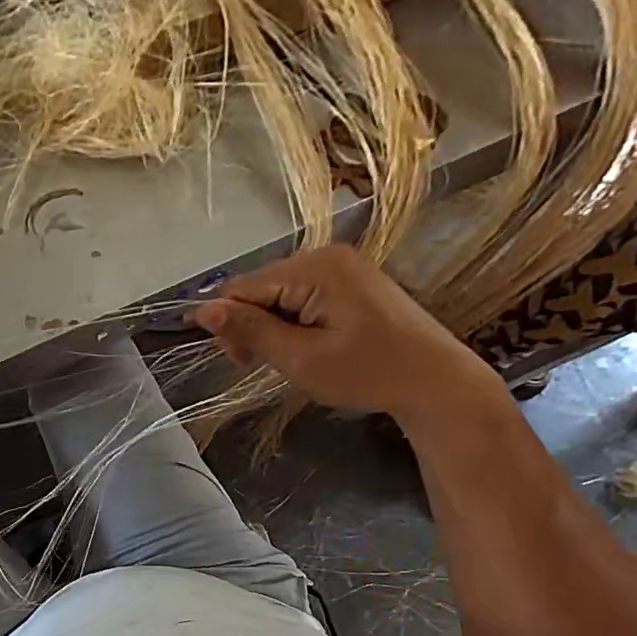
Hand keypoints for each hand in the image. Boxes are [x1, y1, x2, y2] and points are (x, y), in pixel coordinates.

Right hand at [190, 245, 498, 419]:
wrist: (434, 379)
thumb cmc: (367, 373)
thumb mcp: (301, 358)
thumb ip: (251, 331)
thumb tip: (202, 311)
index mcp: (314, 268)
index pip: (244, 286)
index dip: (228, 322)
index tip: (237, 362)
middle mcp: (327, 255)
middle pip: (262, 287)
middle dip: (252, 325)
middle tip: (263, 366)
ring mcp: (343, 266)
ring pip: (282, 294)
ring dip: (273, 327)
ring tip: (292, 360)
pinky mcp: (353, 282)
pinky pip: (305, 296)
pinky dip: (295, 323)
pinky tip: (308, 346)